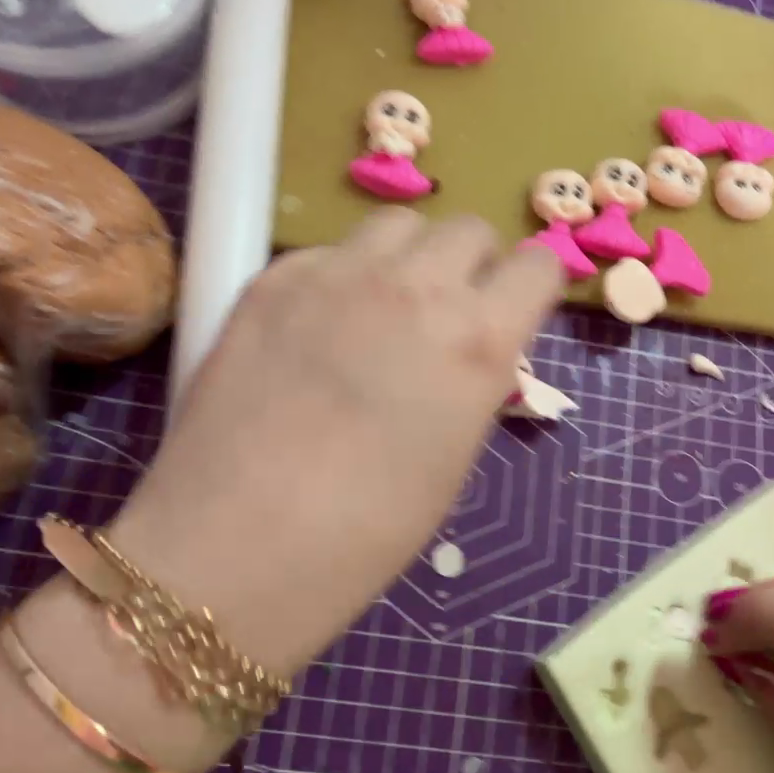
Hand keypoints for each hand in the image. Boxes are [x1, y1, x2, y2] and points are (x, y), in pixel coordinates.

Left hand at [109, 209, 562, 673]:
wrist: (236, 547)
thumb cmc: (365, 534)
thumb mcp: (452, 462)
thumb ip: (471, 386)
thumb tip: (467, 356)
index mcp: (478, 342)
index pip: (537, 267)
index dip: (528, 289)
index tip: (511, 312)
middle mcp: (417, 288)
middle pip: (468, 229)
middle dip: (470, 266)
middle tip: (443, 315)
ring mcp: (338, 274)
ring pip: (397, 224)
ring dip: (407, 256)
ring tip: (381, 308)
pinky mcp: (272, 279)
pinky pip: (327, 253)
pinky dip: (338, 277)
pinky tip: (313, 330)